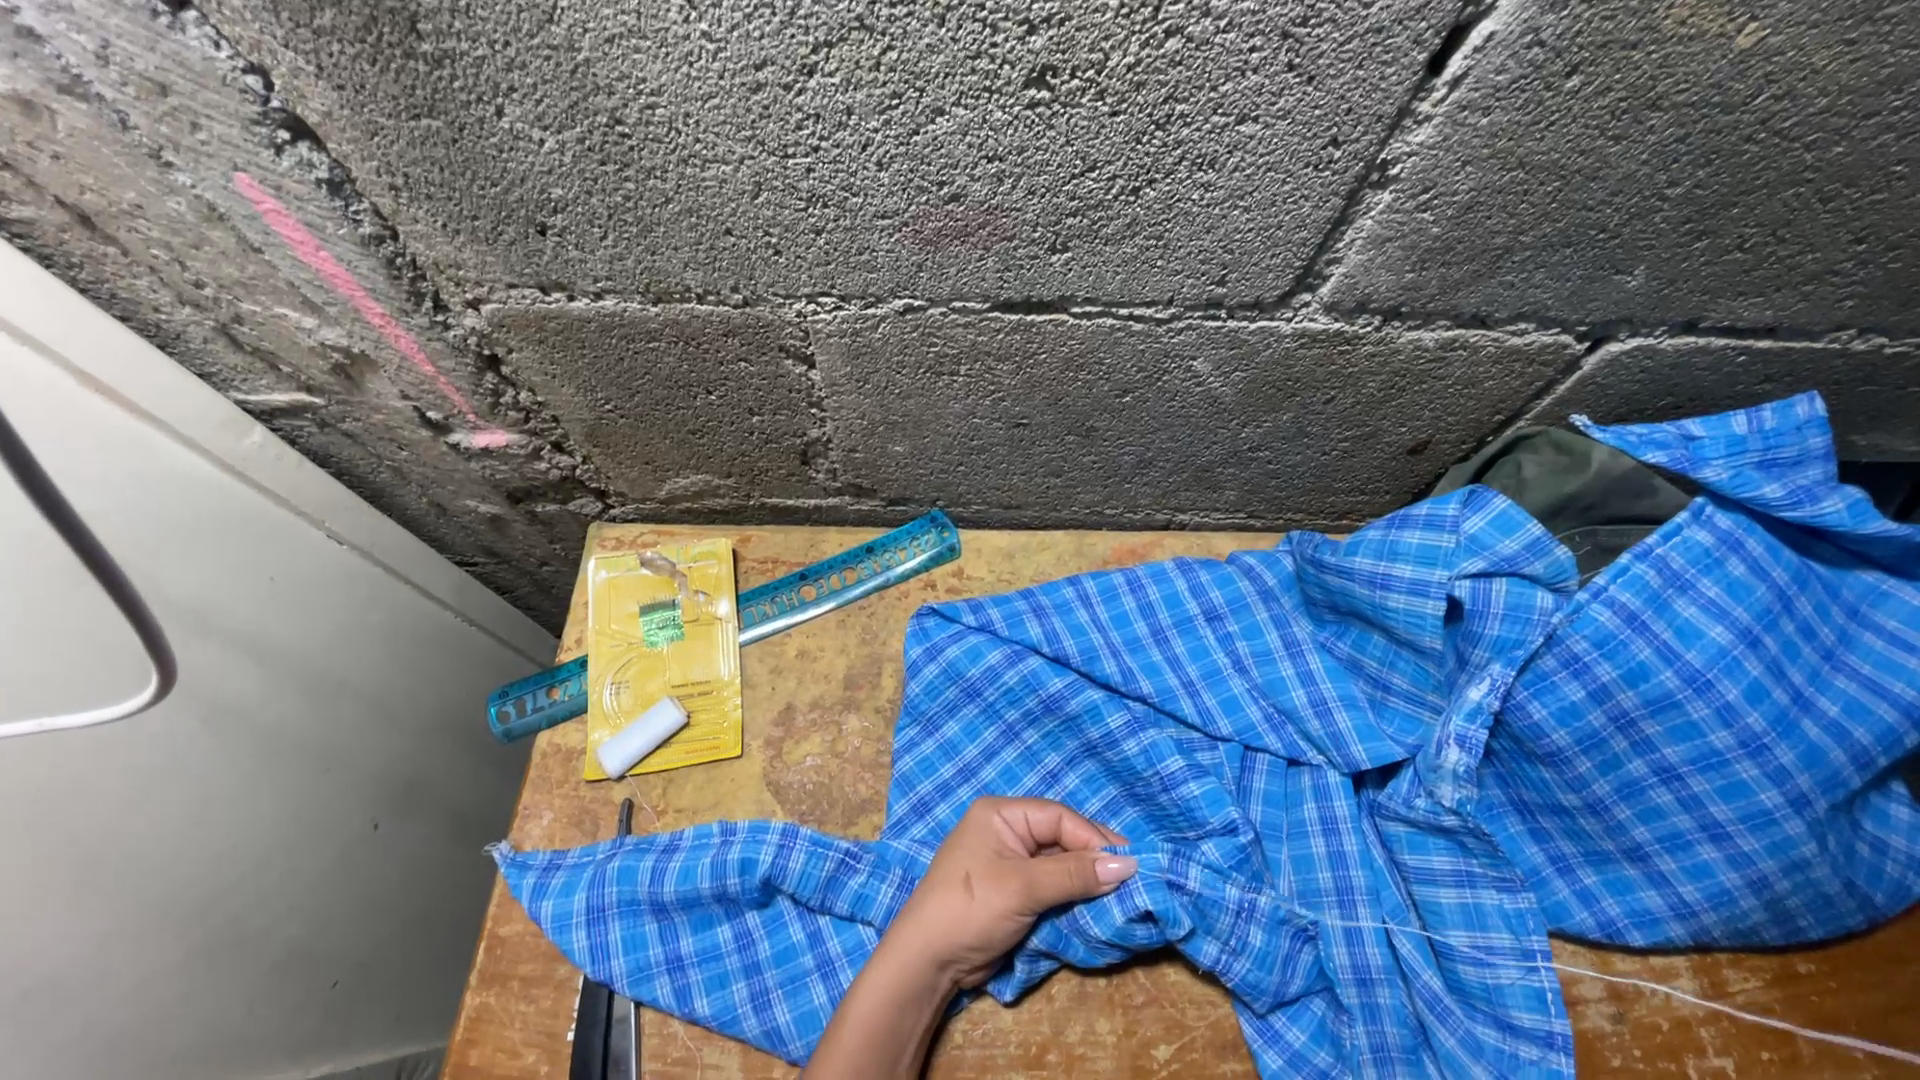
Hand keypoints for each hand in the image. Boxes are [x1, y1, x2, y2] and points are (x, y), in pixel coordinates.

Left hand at [886, 795, 1136, 989]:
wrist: (928, 961)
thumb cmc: (970, 909)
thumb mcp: (1023, 887)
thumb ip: (1074, 874)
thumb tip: (1128, 864)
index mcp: (1001, 815)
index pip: (1060, 817)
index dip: (1095, 839)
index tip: (1129, 864)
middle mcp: (1006, 831)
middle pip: (1062, 837)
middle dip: (1093, 858)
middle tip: (1131, 878)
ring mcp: (1009, 862)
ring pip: (1060, 862)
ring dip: (1086, 879)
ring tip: (1121, 892)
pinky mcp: (1013, 891)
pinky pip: (1052, 885)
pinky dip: (1073, 894)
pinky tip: (1096, 903)